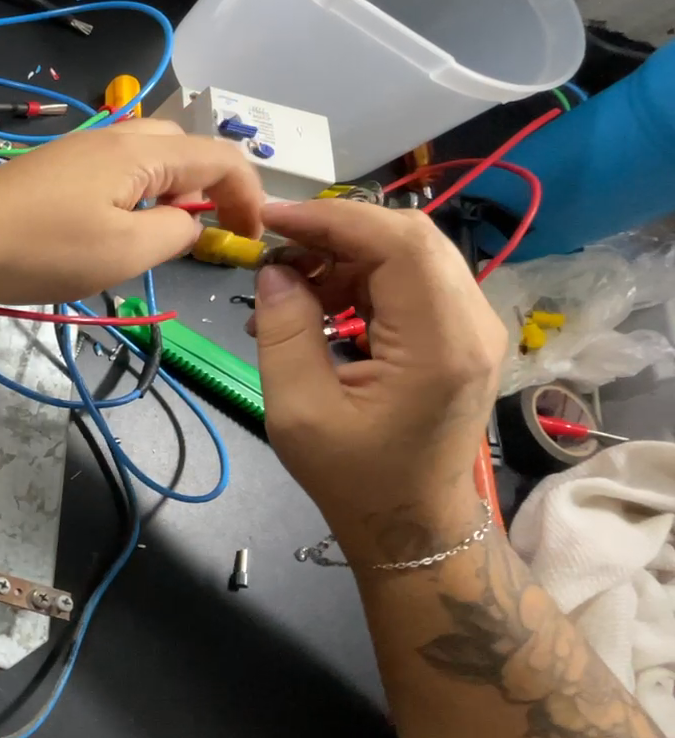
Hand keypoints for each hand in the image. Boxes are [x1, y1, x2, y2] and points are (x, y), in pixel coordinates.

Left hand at [0, 120, 263, 305]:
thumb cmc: (40, 252)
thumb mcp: (125, 252)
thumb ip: (176, 233)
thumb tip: (187, 222)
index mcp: (140, 150)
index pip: (220, 157)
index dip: (247, 197)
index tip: (247, 238)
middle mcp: (112, 135)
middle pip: (182, 149)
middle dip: (204, 188)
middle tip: (195, 236)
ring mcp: (74, 149)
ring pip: (143, 159)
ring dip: (163, 192)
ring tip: (149, 237)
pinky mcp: (48, 168)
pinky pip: (107, 172)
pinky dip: (126, 195)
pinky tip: (104, 229)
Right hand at [249, 200, 506, 564]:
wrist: (406, 518)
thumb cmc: (349, 472)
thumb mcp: (297, 407)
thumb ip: (284, 332)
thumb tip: (273, 272)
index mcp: (438, 342)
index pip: (397, 244)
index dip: (330, 220)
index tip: (267, 220)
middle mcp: (470, 323)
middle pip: (409, 239)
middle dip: (332, 231)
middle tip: (268, 249)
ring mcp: (469, 327)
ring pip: (407, 256)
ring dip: (340, 256)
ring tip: (281, 288)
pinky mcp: (454, 335)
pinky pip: (406, 283)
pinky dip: (354, 279)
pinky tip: (312, 305)